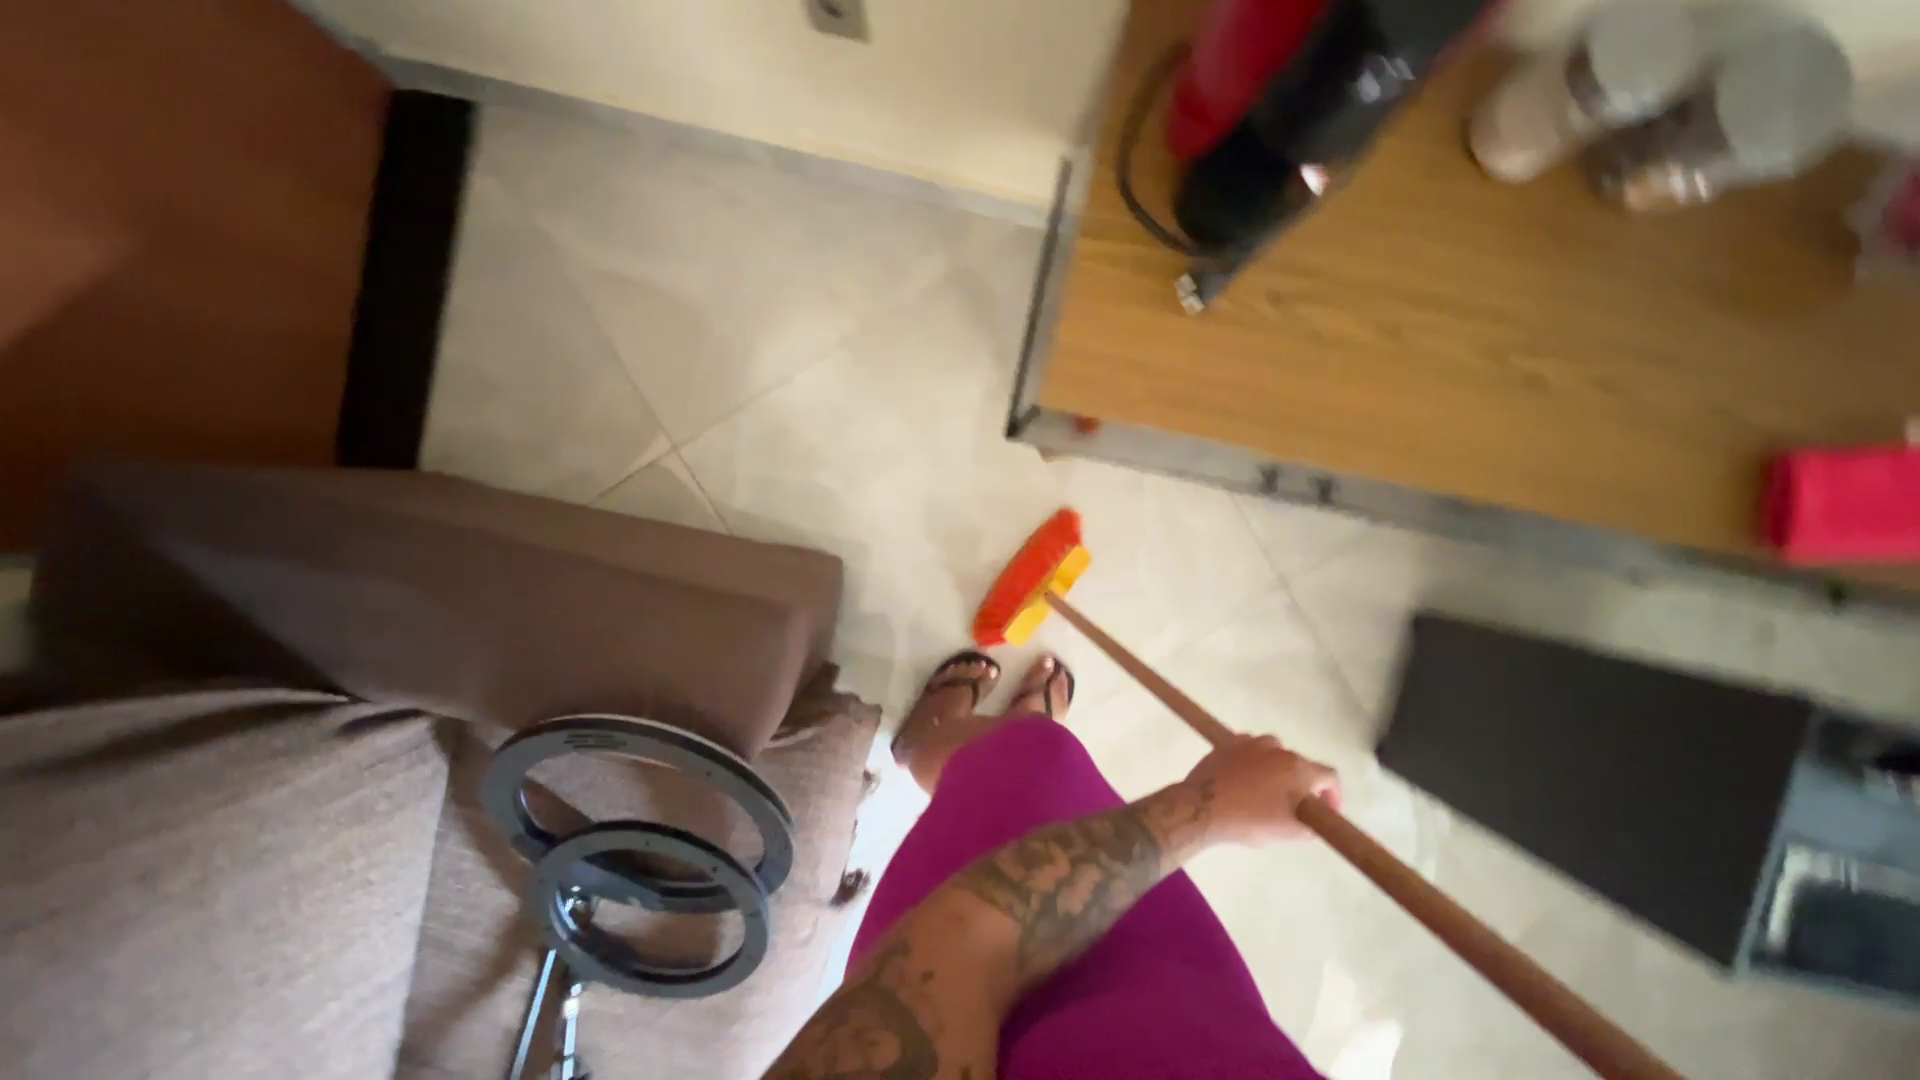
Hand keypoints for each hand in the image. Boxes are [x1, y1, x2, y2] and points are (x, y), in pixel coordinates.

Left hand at [1180, 734, 1340, 845]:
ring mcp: (1249, 742)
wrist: (1201, 807)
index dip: (1333, 795)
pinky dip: (1253, 762)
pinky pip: (1249, 749)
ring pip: (1274, 753)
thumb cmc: (1249, 819)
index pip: (1330, 776)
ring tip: (1266, 792)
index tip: (1326, 811)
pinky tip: (1244, 779)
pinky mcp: (1226, 743)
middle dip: (1302, 785)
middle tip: (1293, 806)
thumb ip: (1311, 826)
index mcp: (1297, 767)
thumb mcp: (1289, 832)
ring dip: (1277, 770)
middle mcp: (1276, 747)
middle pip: (1300, 764)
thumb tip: (1313, 821)